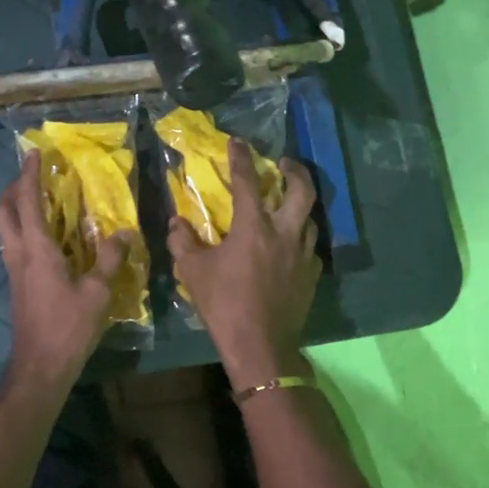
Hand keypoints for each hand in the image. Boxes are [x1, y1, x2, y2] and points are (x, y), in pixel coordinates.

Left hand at [0, 153, 122, 393]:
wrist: (40, 366)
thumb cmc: (68, 327)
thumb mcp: (98, 292)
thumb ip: (110, 260)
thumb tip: (124, 232)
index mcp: (36, 248)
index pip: (28, 201)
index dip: (29, 174)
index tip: (34, 153)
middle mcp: (18, 253)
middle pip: (3, 210)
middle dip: (14, 189)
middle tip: (34, 178)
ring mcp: (14, 269)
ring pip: (5, 228)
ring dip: (16, 208)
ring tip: (41, 202)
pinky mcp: (17, 283)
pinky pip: (13, 244)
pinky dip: (23, 229)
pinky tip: (47, 237)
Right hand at [167, 139, 320, 388]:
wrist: (260, 345)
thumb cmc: (223, 303)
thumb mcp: (193, 271)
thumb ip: (183, 242)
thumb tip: (177, 223)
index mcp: (254, 227)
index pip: (247, 182)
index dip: (241, 159)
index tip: (238, 142)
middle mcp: (285, 233)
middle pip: (301, 190)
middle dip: (295, 171)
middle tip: (283, 164)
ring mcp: (303, 255)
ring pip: (311, 218)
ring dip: (300, 204)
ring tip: (288, 202)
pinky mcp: (312, 276)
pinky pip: (310, 247)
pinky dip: (301, 237)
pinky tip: (290, 244)